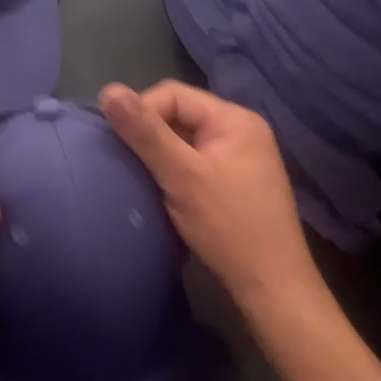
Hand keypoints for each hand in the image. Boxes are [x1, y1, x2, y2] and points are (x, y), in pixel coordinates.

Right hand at [100, 81, 314, 301]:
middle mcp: (241, 130)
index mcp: (235, 119)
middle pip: (179, 113)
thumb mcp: (182, 176)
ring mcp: (240, 158)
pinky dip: (173, 170)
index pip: (173, 94)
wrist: (273, 290)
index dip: (141, 111)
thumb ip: (145, 132)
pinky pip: (193, 160)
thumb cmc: (229, 228)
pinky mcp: (235, 182)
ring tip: (140, 176)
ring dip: (159, 154)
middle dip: (150, 134)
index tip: (121, 143)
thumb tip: (108, 89)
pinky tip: (161, 190)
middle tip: (128, 161)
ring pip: (183, 139)